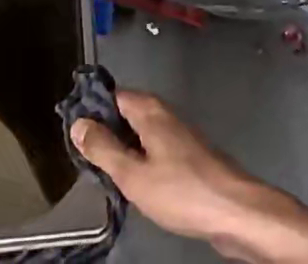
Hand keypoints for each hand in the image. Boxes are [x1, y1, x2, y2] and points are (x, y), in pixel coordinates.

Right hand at [70, 91, 286, 242]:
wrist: (235, 211)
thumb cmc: (182, 190)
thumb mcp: (133, 174)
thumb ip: (103, 149)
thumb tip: (78, 123)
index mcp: (148, 110)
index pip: (111, 95)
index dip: (90, 110)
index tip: (72, 130)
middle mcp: (162, 114)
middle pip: (124, 113)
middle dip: (103, 131)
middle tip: (83, 157)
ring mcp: (176, 135)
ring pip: (138, 133)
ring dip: (120, 149)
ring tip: (102, 173)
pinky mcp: (186, 156)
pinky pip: (152, 149)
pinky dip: (138, 160)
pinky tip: (131, 183)